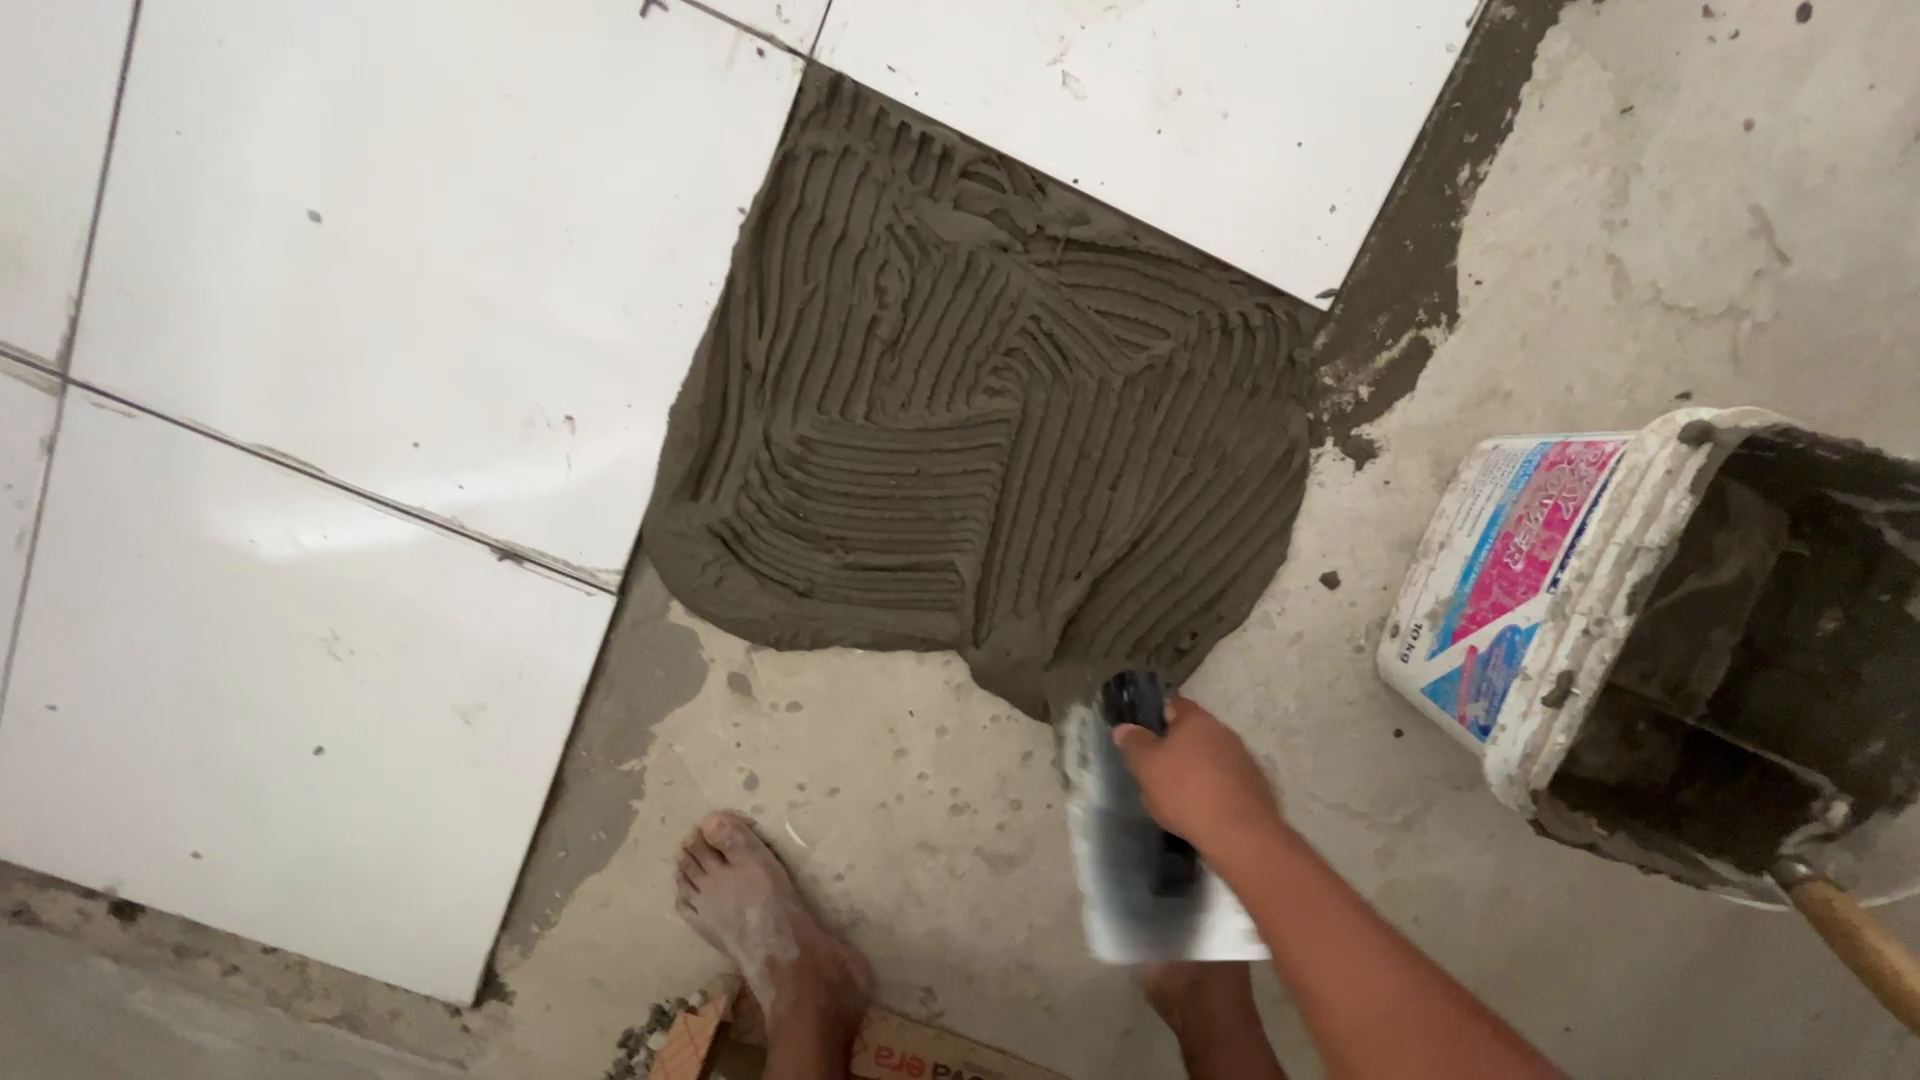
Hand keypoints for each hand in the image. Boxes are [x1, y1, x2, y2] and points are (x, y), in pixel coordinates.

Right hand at [1113, 696, 1282, 853]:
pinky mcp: (1255, 786)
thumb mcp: (1147, 766)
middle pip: (1193, 733)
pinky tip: (1202, 810)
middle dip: (1176, 748)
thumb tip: (1124, 728)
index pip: (1173, 705)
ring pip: (1210, 758)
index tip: (1143, 736)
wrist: (1240, 833)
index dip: (1156, 717)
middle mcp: (1224, 732)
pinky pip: (1225, 781)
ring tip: (1178, 796)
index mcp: (1196, 719)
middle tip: (1156, 769)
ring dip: (1195, 770)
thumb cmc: (1185, 790)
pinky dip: (1213, 789)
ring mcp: (1243, 759)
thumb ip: (1134, 743)